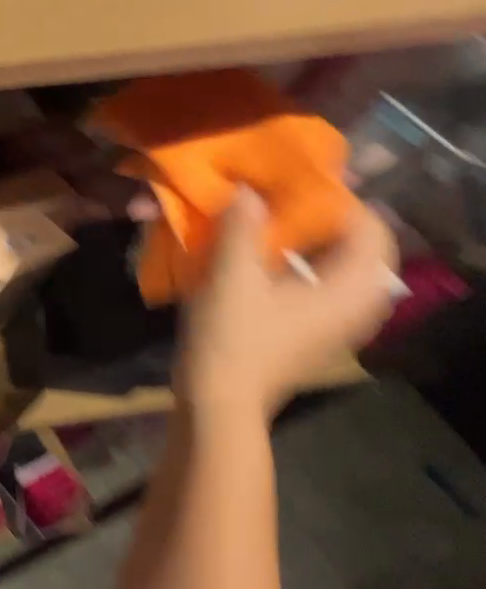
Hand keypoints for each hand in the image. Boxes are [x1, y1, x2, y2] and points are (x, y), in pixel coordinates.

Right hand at [177, 187, 396, 417]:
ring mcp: (341, 321)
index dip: (333, 200)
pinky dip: (295, 271)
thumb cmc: (232, 338)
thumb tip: (248, 190)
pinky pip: (319, 288)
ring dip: (301, 247)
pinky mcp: (317, 334)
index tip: (287, 188)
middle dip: (314, 223)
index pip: (369, 224)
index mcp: (356, 284)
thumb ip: (242, 231)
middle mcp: (363, 300)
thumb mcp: (231, 279)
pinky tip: (258, 271)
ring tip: (259, 236)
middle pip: (352, 245)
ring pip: (333, 267)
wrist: (219, 400)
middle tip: (270, 208)